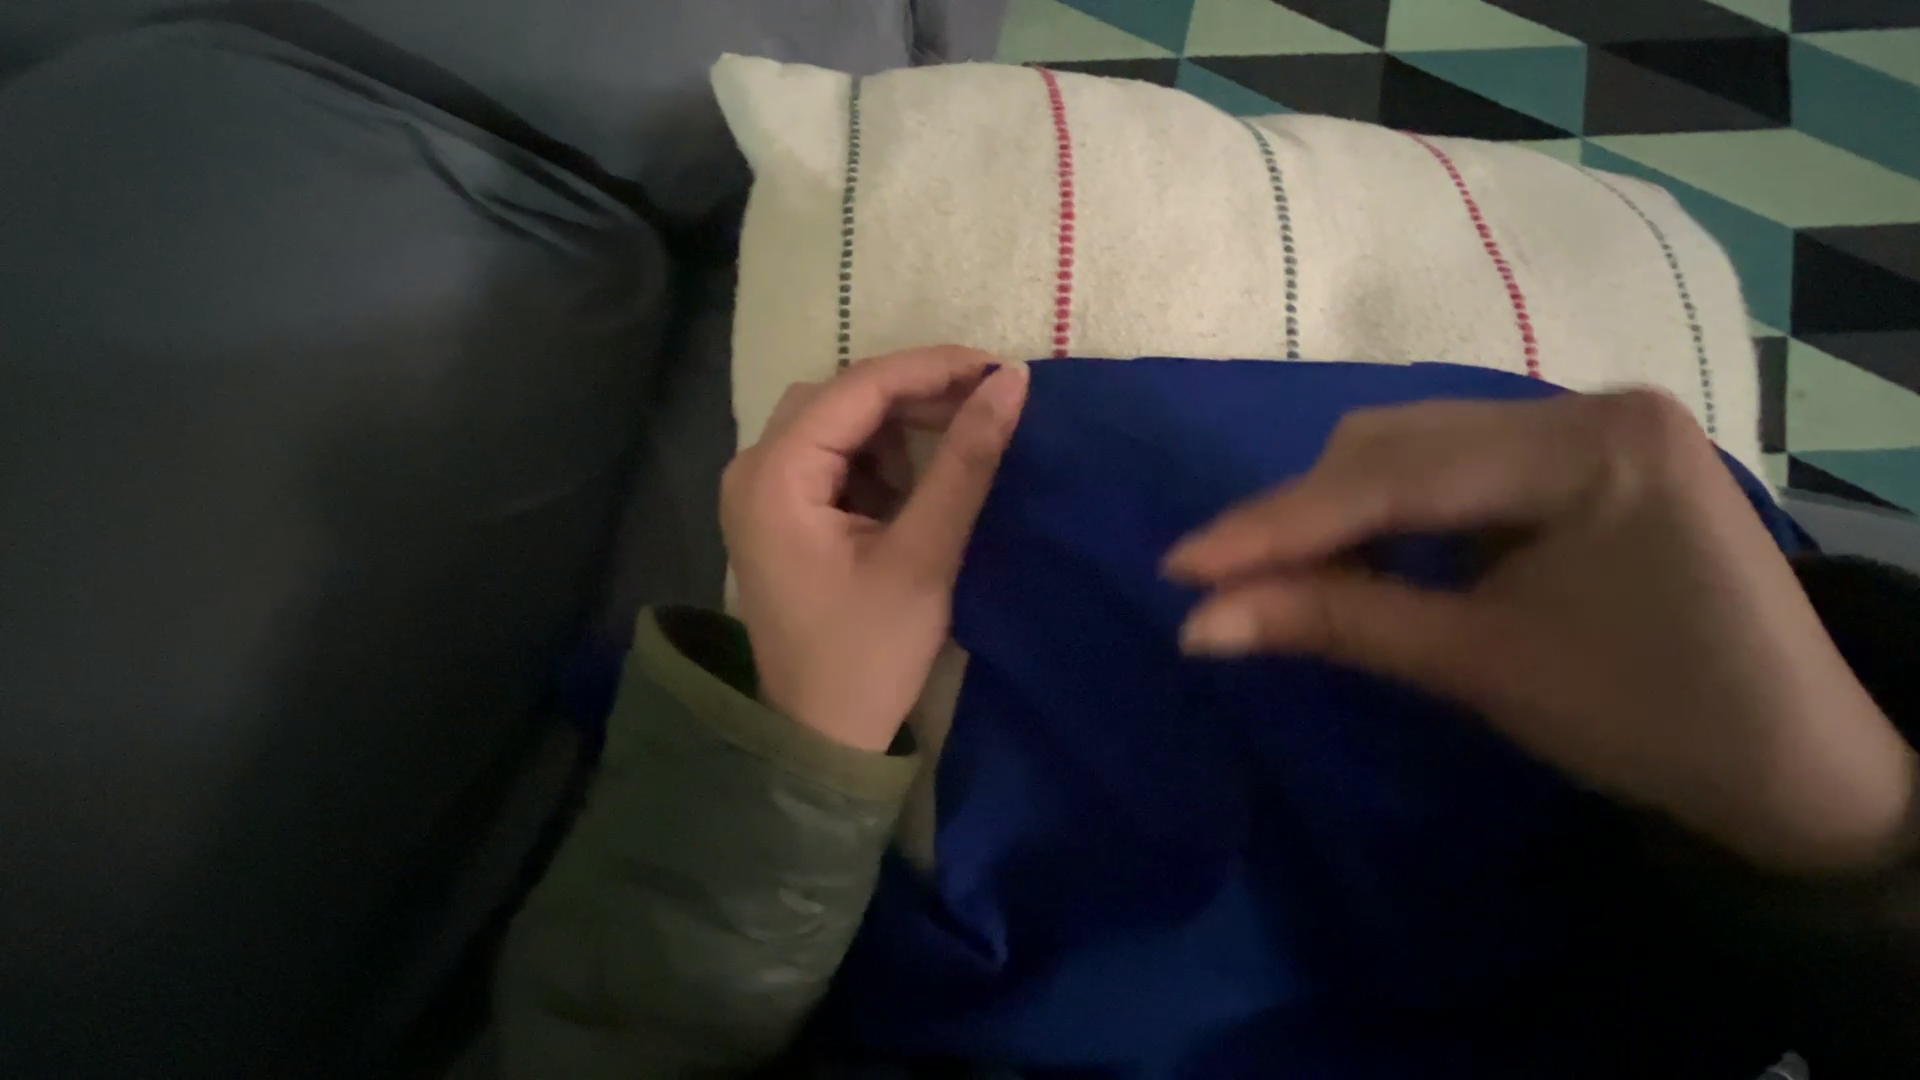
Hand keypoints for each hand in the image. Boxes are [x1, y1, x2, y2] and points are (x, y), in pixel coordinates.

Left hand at [721, 347, 1027, 752]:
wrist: (821, 735)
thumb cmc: (869, 654)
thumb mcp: (925, 554)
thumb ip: (966, 462)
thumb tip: (1012, 383)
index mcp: (775, 476)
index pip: (857, 388)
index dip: (933, 368)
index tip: (1000, 370)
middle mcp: (755, 470)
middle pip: (841, 399)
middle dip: (916, 396)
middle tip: (985, 406)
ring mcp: (763, 493)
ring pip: (839, 425)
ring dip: (900, 428)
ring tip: (957, 450)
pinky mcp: (781, 515)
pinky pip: (835, 461)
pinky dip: (881, 461)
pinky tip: (918, 486)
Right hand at [1165, 389, 1916, 872]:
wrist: (1796, 770)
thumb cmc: (1651, 724)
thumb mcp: (1475, 668)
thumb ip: (1330, 624)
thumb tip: (1196, 625)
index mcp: (1591, 449)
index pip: (1392, 478)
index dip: (1276, 525)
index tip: (1179, 566)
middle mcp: (1579, 407)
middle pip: (1387, 446)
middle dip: (1297, 518)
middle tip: (1221, 584)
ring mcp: (1570, 426)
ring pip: (1398, 451)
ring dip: (1327, 512)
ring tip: (1281, 576)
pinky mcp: (1556, 458)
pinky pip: (1430, 469)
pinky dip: (1371, 514)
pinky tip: (1350, 556)